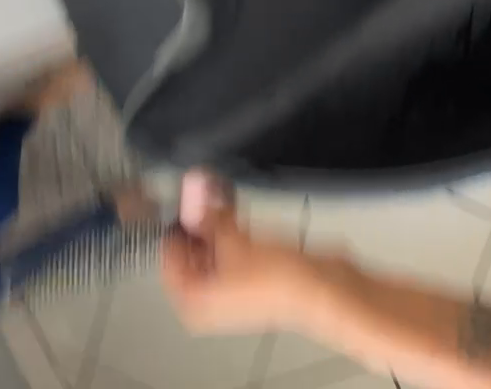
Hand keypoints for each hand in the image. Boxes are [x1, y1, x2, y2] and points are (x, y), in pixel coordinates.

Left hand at [161, 172, 329, 335]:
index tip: (183, 196)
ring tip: (221, 194)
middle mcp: (208, 296)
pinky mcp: (256, 273)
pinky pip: (237, 249)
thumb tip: (196, 189)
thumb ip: (212, 216)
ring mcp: (234, 285)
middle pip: (194, 253)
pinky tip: (240, 210)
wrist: (320, 286)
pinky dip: (237, 230)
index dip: (177, 225)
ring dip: (219, 222)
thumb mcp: (236, 243)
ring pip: (217, 248)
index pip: (170, 258)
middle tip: (205, 191)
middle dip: (200, 221)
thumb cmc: (275, 276)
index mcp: (192, 300)